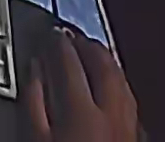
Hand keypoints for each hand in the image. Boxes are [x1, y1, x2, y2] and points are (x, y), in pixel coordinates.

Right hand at [24, 26, 138, 141]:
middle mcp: (111, 115)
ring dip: (106, 62)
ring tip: (91, 53)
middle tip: (72, 36)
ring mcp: (129, 130)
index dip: (58, 41)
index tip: (50, 33)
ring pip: (123, 82)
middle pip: (104, 65)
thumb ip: (34, 98)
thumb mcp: (35, 138)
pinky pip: (130, 103)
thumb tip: (36, 67)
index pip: (69, 59)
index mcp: (81, 110)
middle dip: (87, 45)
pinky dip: (118, 86)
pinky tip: (108, 87)